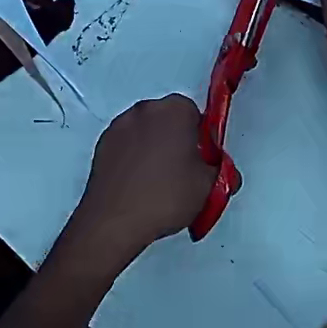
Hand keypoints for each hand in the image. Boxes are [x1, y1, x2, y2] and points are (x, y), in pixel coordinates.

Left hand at [62, 94, 214, 272]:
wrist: (116, 218)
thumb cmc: (166, 196)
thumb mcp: (210, 186)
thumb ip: (222, 171)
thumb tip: (224, 172)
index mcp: (174, 110)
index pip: (193, 112)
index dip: (199, 135)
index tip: (201, 158)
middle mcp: (144, 109)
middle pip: (167, 118)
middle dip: (175, 138)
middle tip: (182, 170)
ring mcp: (119, 125)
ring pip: (144, 131)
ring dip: (152, 146)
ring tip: (157, 181)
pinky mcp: (102, 142)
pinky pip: (125, 144)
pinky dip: (132, 156)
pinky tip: (137, 183)